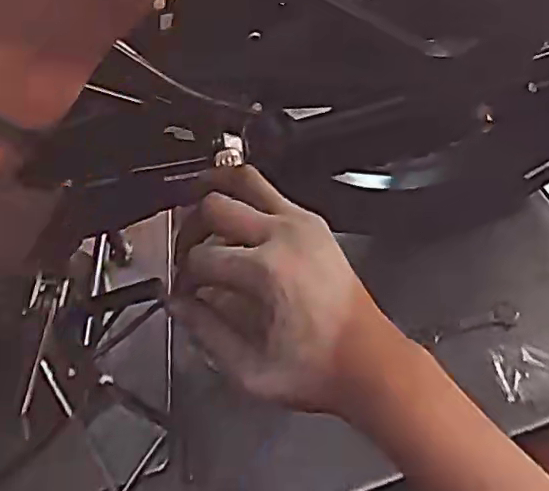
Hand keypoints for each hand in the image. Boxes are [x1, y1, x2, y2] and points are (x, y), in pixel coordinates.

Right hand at [172, 166, 405, 414]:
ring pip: (245, 178)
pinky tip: (233, 211)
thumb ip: (207, 332)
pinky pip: (269, 189)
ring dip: (215, 187)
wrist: (368, 359)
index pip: (202, 257)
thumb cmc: (319, 368)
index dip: (183, 276)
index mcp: (267, 272)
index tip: (182, 290)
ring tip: (195, 198)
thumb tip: (180, 304)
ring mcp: (299, 222)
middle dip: (189, 228)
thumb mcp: (252, 371)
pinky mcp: (311, 220)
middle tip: (184, 250)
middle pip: (216, 206)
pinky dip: (243, 194)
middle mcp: (283, 235)